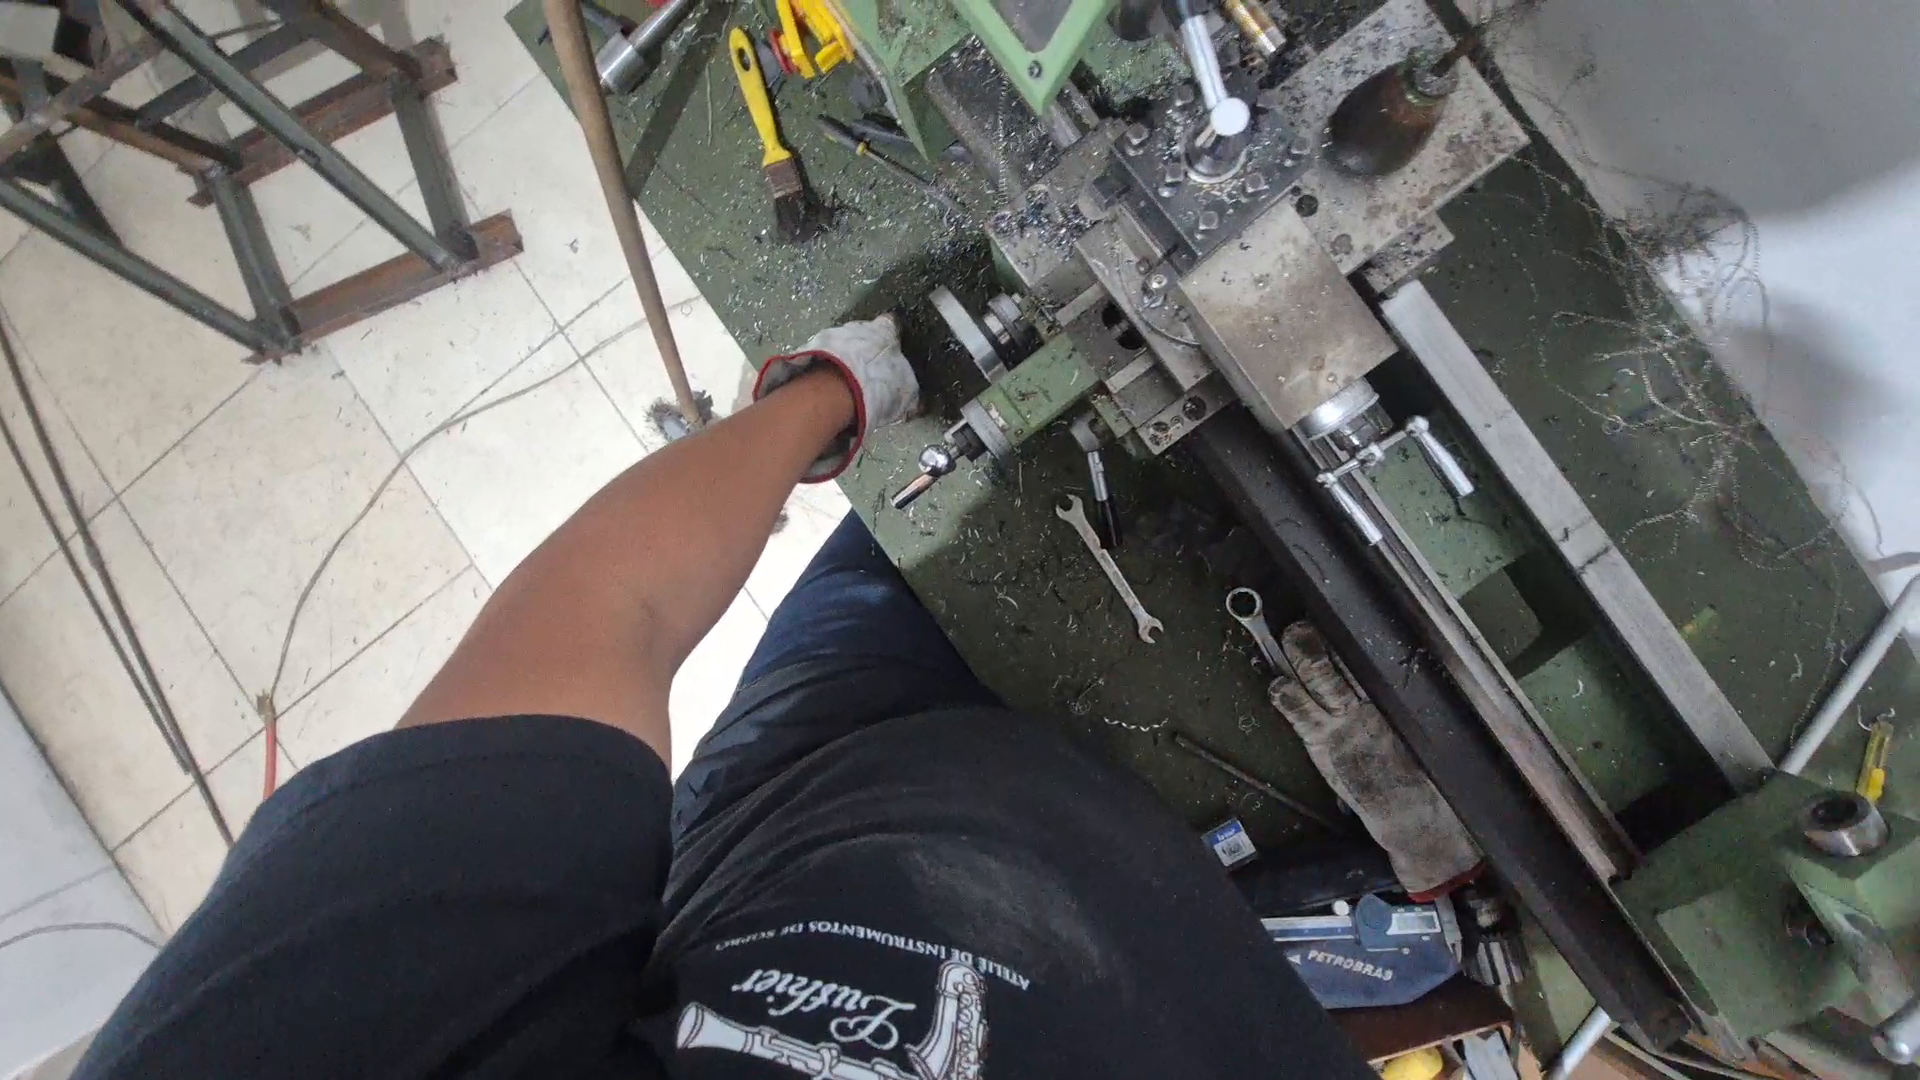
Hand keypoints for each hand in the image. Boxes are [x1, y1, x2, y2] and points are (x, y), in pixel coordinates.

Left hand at [753, 314, 920, 481]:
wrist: (834, 392)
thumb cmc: (877, 388)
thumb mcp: (906, 397)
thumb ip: (913, 396)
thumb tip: (921, 405)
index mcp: (884, 330)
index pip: (892, 326)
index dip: (893, 339)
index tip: (893, 352)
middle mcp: (856, 326)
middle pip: (862, 335)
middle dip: (865, 351)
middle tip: (868, 375)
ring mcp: (829, 336)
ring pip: (841, 346)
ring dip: (843, 361)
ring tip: (846, 386)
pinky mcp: (808, 352)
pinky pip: (822, 360)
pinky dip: (826, 371)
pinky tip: (829, 391)